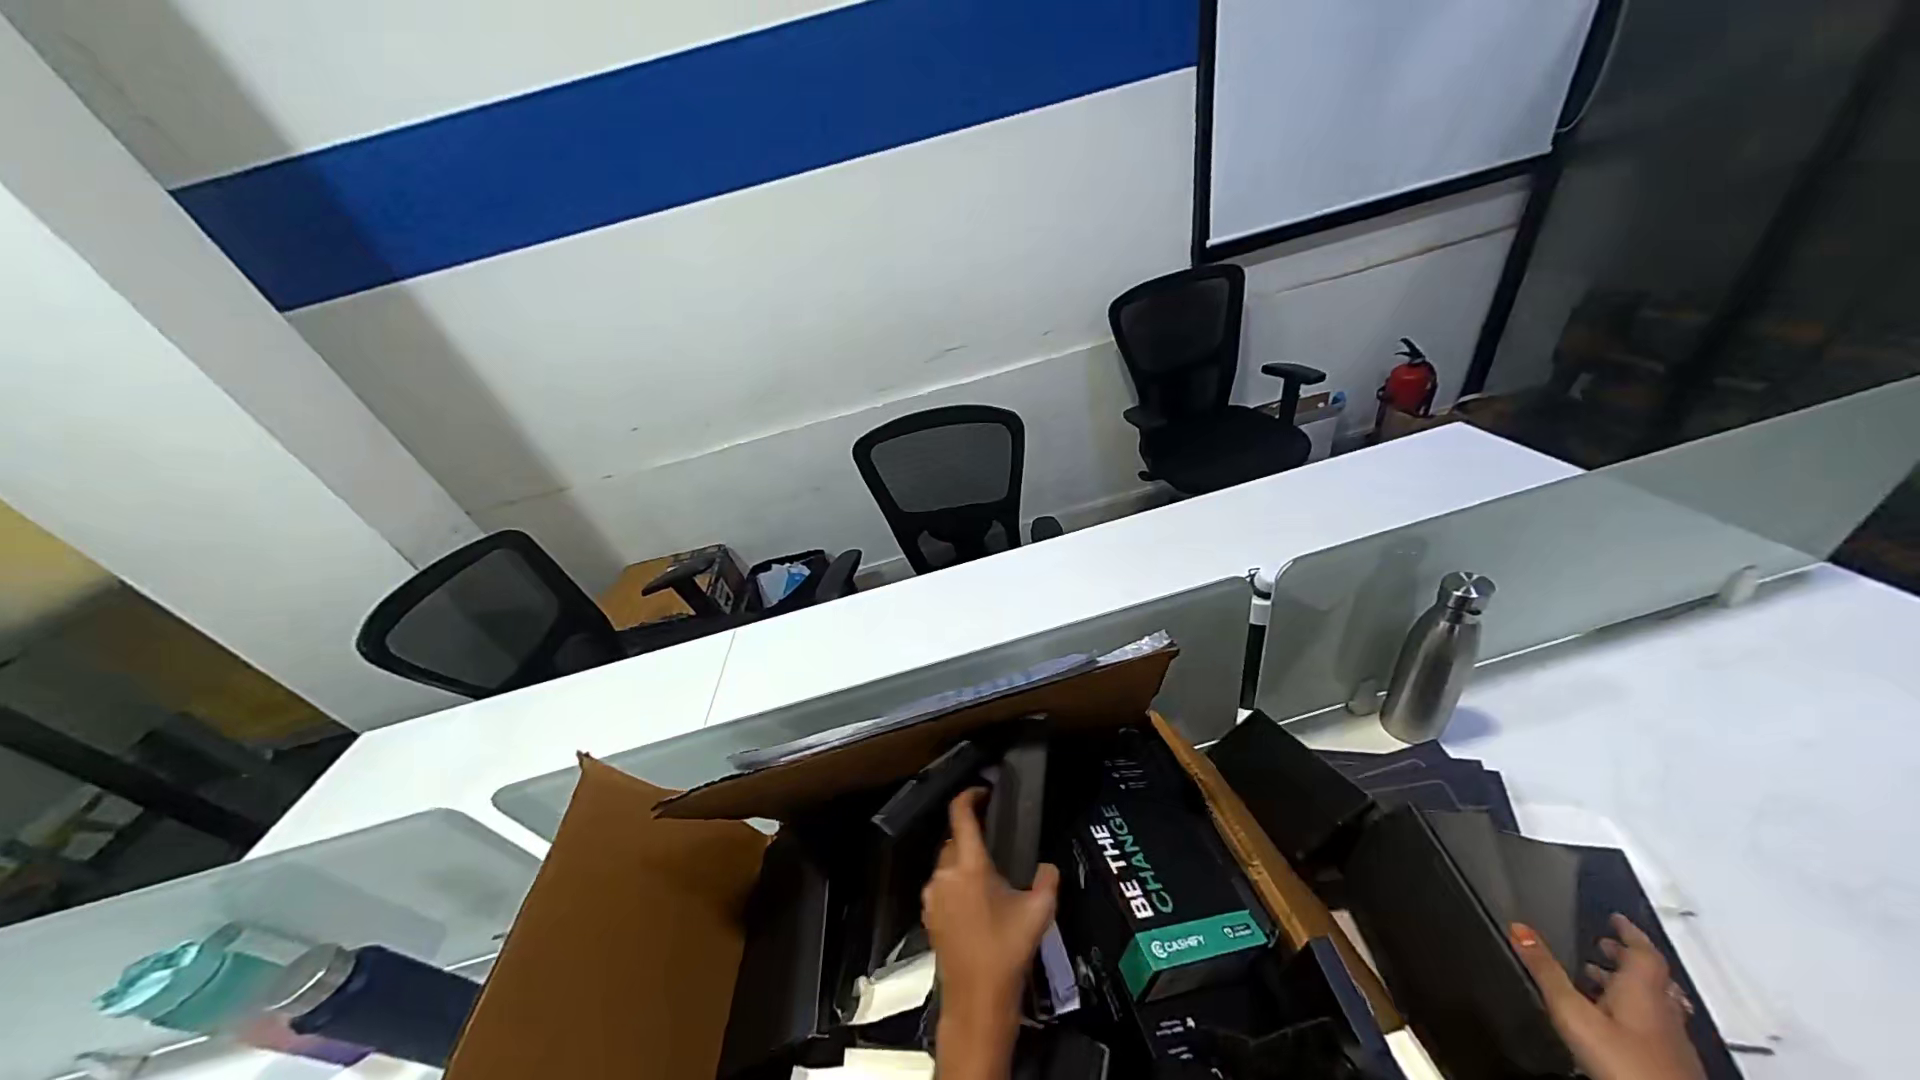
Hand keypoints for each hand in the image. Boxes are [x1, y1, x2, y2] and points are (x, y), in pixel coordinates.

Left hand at [921, 788, 1059, 1043]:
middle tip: (995, 845)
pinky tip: (975, 904)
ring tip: (988, 879)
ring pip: (946, 864)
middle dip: (972, 837)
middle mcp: (945, 874)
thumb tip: (1048, 868)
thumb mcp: (1039, 911)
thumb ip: (1047, 880)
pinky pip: (941, 887)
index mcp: (970, 865)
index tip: (982, 792)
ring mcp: (933, 896)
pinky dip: (955, 885)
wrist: (977, 999)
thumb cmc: (1007, 951)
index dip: (969, 796)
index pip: (961, 815)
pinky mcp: (929, 915)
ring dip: (963, 863)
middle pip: (954, 839)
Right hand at [1509, 915, 1706, 1079]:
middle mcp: (1662, 1012)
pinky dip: (1633, 1012)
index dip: (1630, 932)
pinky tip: (1613, 1022)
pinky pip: (1653, 1025)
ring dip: (1628, 986)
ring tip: (1599, 979)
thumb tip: (1518, 928)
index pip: (1643, 952)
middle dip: (1626, 957)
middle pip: (1651, 977)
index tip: (1617, 918)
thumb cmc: (1624, 1063)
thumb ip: (1544, 969)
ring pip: (1653, 1002)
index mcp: (1641, 991)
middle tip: (1604, 944)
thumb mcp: (1571, 1011)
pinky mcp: (1670, 1063)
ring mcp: (1670, 1041)